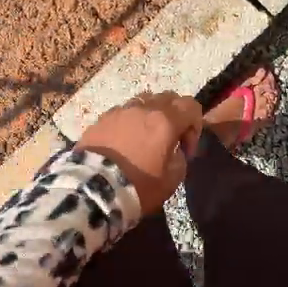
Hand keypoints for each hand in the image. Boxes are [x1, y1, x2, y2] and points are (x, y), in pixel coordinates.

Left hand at [75, 91, 203, 211]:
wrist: (92, 189)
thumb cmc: (137, 185)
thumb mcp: (171, 180)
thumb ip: (180, 159)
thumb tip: (175, 151)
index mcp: (165, 121)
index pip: (191, 106)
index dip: (194, 126)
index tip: (185, 149)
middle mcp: (144, 108)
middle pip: (168, 97)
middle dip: (175, 115)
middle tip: (169, 139)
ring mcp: (121, 111)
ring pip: (144, 100)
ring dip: (151, 114)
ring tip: (145, 136)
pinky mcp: (101, 118)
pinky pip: (123, 111)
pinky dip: (129, 121)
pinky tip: (124, 141)